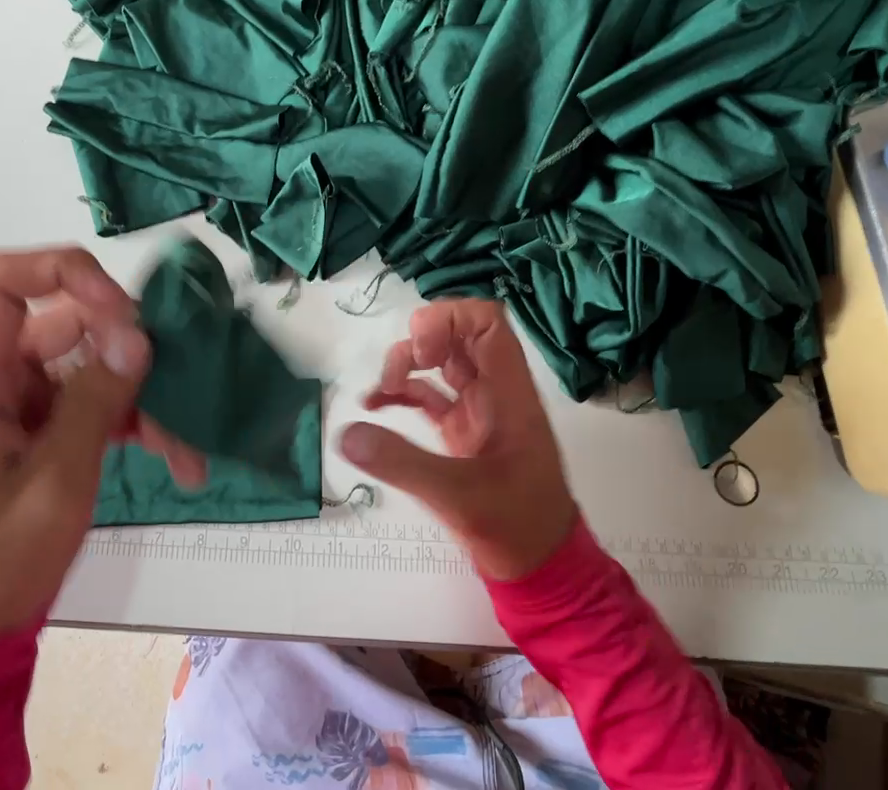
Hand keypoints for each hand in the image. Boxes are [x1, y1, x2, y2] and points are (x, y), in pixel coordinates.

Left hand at [0, 247, 201, 637]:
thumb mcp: (54, 485)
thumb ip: (94, 405)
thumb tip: (137, 338)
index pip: (2, 281)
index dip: (65, 274)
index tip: (123, 312)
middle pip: (66, 321)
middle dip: (129, 350)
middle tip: (176, 388)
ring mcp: (20, 400)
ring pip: (92, 362)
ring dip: (143, 397)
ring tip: (186, 451)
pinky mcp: (42, 424)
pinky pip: (94, 397)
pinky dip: (134, 420)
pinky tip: (172, 457)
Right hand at [339, 299, 576, 581]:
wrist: (541, 567)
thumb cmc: (514, 526)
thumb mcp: (457, 496)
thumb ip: (401, 464)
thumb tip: (346, 434)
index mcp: (508, 392)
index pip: (486, 323)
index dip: (449, 319)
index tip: (420, 351)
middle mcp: (495, 391)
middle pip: (459, 334)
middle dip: (420, 341)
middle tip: (397, 374)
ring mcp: (480, 410)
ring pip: (442, 362)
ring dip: (407, 365)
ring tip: (380, 392)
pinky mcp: (464, 432)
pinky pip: (431, 395)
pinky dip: (403, 393)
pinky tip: (375, 405)